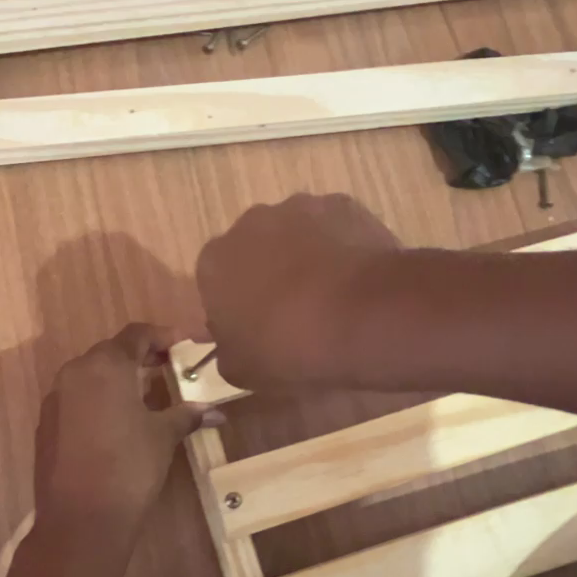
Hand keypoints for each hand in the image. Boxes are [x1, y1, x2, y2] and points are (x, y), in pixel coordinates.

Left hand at [33, 324, 219, 541]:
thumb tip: (214, 411)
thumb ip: (185, 415)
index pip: (136, 335)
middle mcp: (75, 373)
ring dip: (118, 378)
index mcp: (105, 366)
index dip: (163, 336)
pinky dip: (99, 400)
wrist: (80, 520)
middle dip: (140, 356)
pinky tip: (118, 422)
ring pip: (90, 375)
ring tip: (146, 394)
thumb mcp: (163, 437)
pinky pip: (76, 399)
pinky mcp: (46, 425)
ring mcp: (55, 399)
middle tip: (169, 367)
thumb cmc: (129, 468)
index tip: (184, 345)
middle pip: (111, 352)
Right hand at [196, 194, 402, 389]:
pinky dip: (341, 248)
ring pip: (294, 235)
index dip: (234, 308)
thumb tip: (231, 346)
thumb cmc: (290, 347)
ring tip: (330, 297)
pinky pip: (334, 229)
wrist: (363, 317)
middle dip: (267, 275)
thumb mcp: (244, 371)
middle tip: (291, 314)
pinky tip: (357, 280)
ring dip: (304, 258)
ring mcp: (298, 208)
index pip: (214, 285)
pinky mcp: (343, 205)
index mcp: (214, 263)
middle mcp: (249, 224)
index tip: (254, 331)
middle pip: (253, 251)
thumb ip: (227, 352)